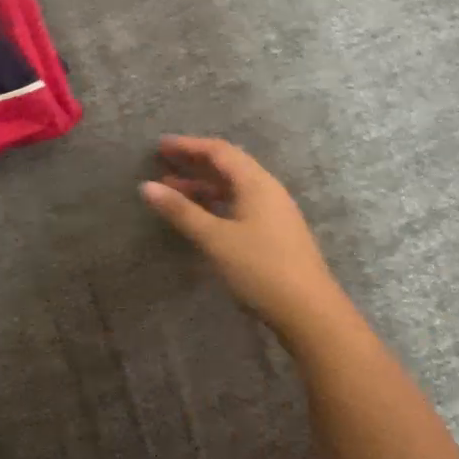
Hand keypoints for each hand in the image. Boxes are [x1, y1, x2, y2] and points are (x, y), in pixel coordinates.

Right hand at [141, 135, 337, 324]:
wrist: (311, 312)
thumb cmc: (260, 268)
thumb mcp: (215, 238)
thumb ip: (181, 211)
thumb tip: (147, 186)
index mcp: (256, 183)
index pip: (219, 151)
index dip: (188, 145)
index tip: (161, 146)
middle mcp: (268, 190)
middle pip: (228, 166)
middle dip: (194, 163)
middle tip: (163, 163)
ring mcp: (275, 213)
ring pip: (234, 188)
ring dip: (203, 185)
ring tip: (173, 191)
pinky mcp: (276, 233)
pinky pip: (240, 205)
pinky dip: (216, 203)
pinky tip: (202, 216)